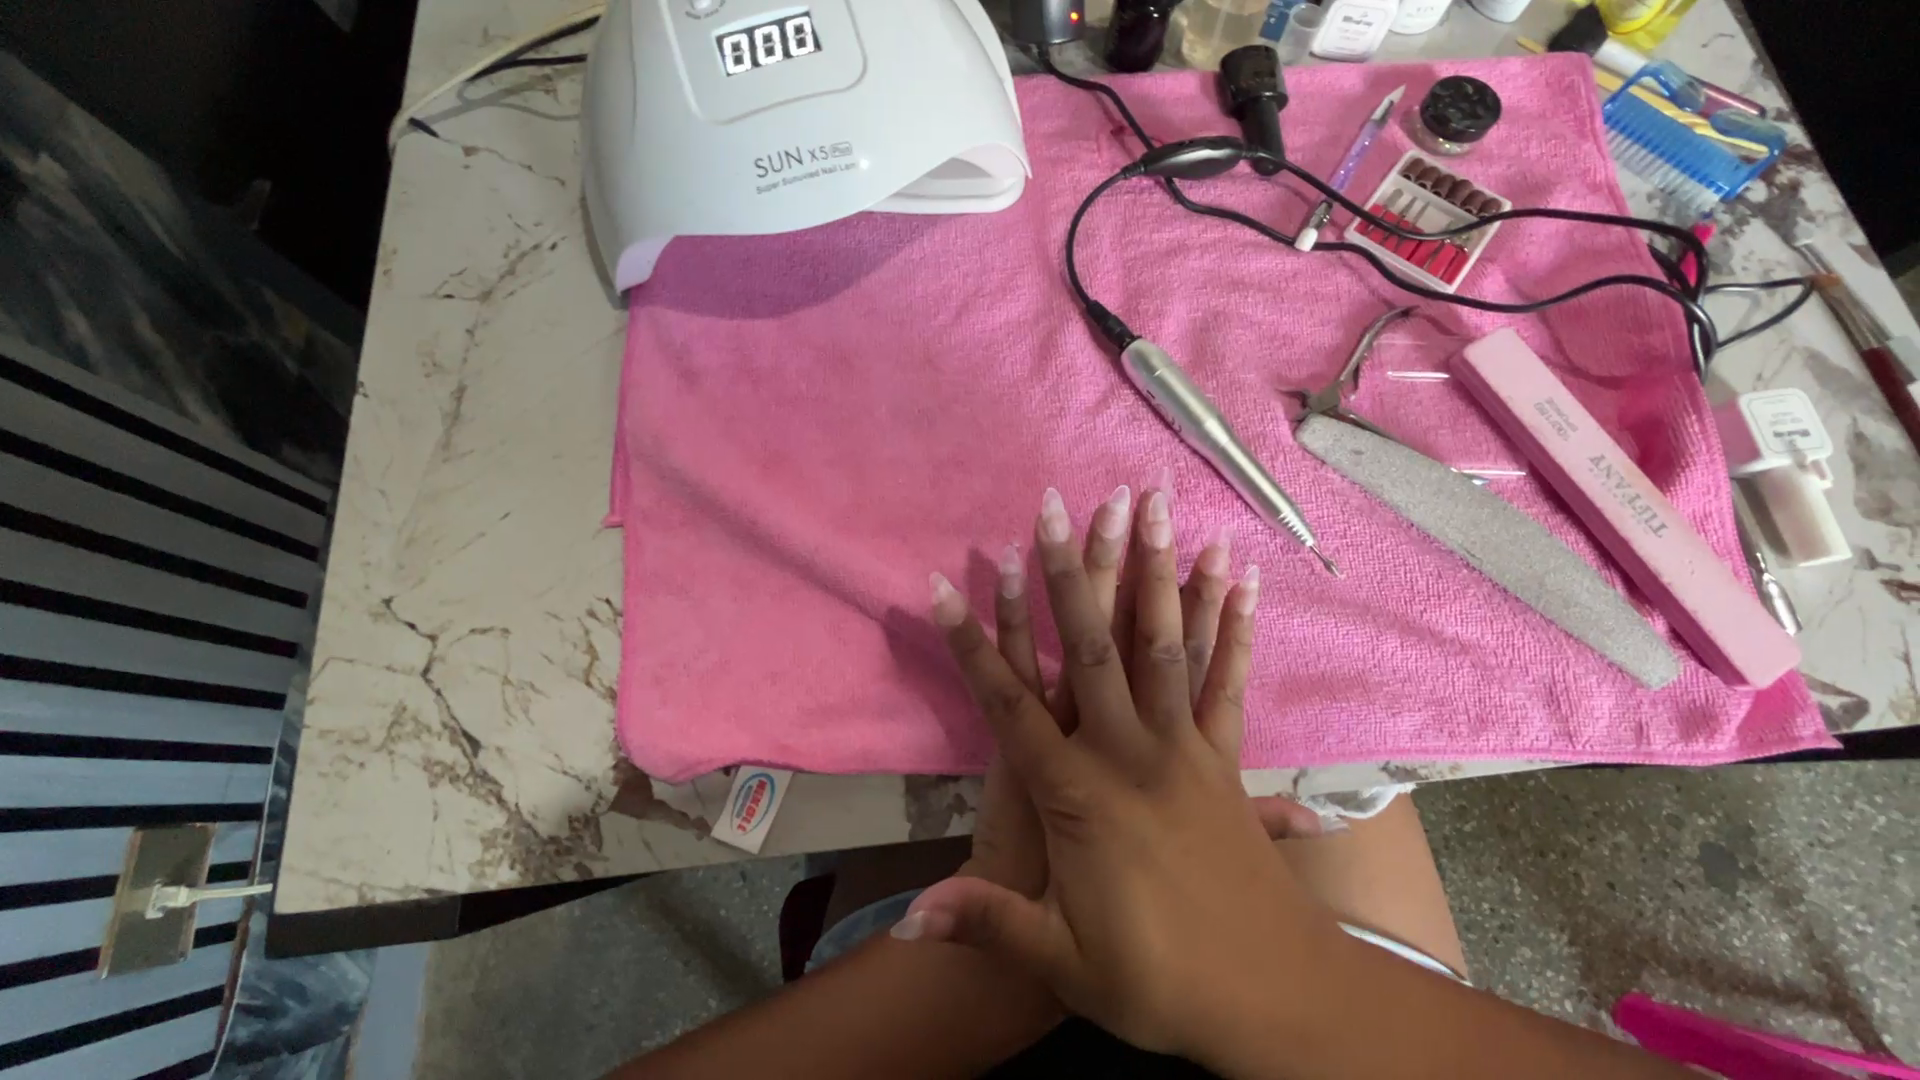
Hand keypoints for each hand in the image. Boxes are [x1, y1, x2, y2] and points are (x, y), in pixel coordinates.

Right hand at [908, 486, 1347, 1070]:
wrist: (1275, 999)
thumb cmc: (1159, 982)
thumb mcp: (1061, 963)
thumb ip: (985, 923)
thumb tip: (904, 920)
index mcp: (1078, 796)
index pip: (1008, 701)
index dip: (971, 641)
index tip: (944, 582)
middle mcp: (1129, 754)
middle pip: (1090, 647)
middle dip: (1072, 570)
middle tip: (1060, 503)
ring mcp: (1184, 749)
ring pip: (1162, 645)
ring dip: (1152, 573)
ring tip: (1152, 509)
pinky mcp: (1226, 759)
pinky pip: (1226, 681)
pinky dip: (1230, 625)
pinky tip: (1236, 578)